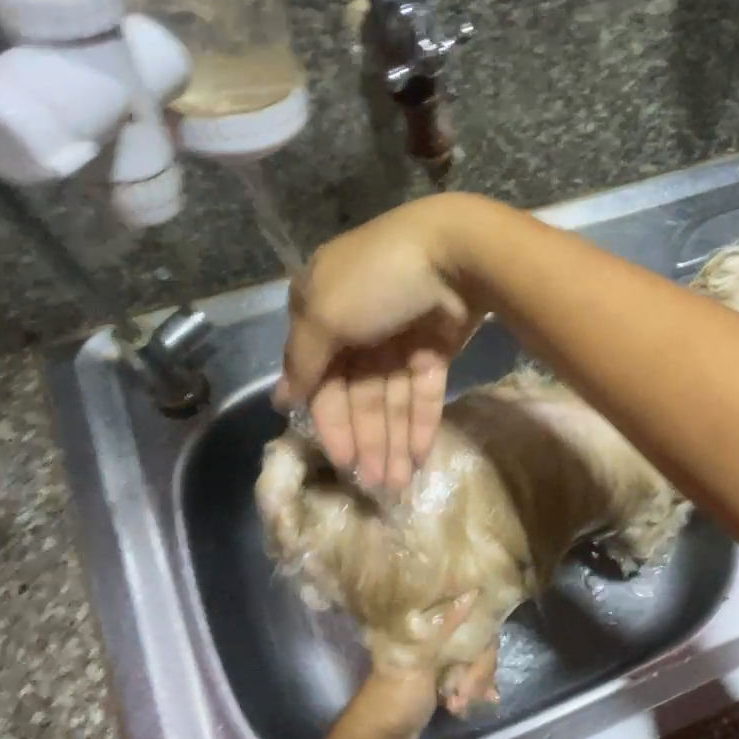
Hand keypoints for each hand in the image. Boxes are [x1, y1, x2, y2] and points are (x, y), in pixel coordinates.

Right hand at [276, 196, 485, 492]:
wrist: (457, 254)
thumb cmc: (378, 280)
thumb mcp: (325, 314)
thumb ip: (302, 360)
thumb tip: (282, 399)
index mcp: (323, 311)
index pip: (321, 377)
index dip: (330, 420)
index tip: (340, 460)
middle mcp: (359, 326)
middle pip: (360, 394)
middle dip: (367, 439)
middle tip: (375, 484)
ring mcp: (401, 337)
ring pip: (393, 398)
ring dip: (394, 440)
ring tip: (398, 484)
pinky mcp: (437, 347)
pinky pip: (424, 390)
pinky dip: (421, 422)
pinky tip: (419, 457)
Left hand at [340, 592, 477, 738]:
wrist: (380, 738)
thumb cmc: (395, 696)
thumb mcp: (420, 660)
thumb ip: (446, 627)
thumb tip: (472, 592)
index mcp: (427, 628)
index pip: (469, 618)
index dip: (482, 637)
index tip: (479, 660)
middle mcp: (437, 639)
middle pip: (478, 644)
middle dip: (478, 672)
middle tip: (464, 693)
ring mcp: (441, 661)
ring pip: (476, 665)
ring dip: (474, 686)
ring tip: (458, 705)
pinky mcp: (444, 682)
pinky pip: (470, 681)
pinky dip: (473, 693)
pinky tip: (465, 706)